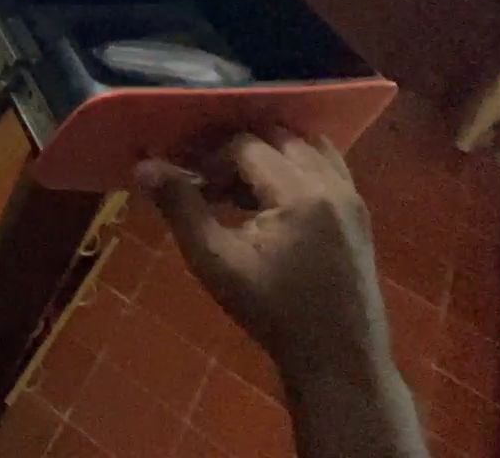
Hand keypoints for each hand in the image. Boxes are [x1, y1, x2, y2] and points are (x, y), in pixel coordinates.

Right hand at [133, 132, 390, 378]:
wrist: (339, 363)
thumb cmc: (272, 311)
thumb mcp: (213, 260)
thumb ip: (179, 205)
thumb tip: (142, 164)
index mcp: (302, 195)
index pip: (245, 144)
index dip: (209, 156)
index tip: (187, 181)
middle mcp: (334, 186)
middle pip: (277, 136)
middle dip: (235, 147)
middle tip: (204, 174)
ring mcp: (352, 199)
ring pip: (302, 146)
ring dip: (264, 153)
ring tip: (233, 182)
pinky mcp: (357, 213)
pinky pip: (323, 165)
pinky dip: (290, 165)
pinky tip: (264, 195)